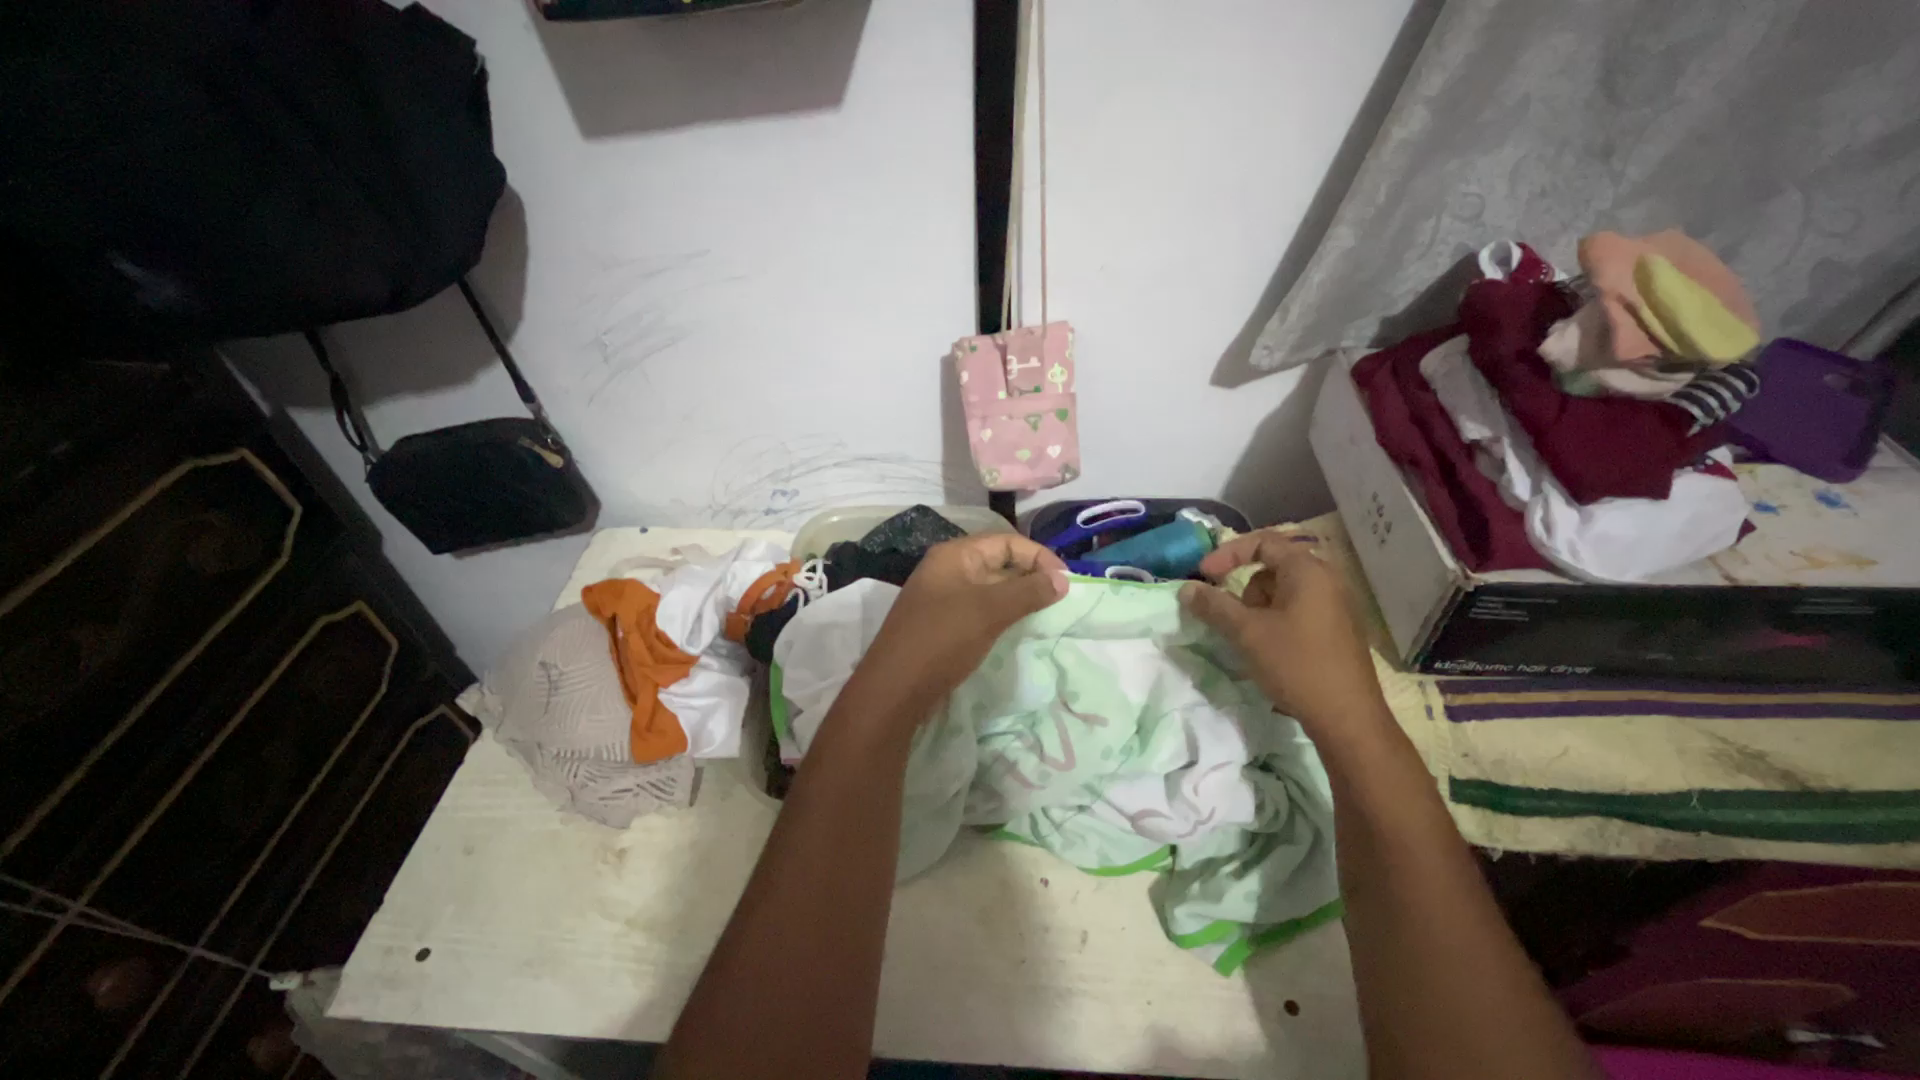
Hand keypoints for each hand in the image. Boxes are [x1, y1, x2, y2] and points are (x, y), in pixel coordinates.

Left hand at [855, 533, 1067, 707]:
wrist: (894, 689)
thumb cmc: (942, 640)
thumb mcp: (989, 611)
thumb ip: (1028, 591)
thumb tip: (1063, 580)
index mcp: (954, 555)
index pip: (1006, 541)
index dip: (1039, 556)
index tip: (1066, 582)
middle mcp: (947, 569)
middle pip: (999, 561)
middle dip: (1031, 575)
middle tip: (1060, 598)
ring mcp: (943, 597)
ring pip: (991, 587)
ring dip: (1018, 596)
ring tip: (1045, 613)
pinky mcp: (943, 623)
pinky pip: (980, 608)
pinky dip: (1002, 613)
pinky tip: (1018, 628)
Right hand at [1180, 532, 1384, 732]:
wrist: (1347, 717)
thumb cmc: (1296, 665)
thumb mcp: (1247, 633)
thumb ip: (1214, 606)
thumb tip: (1186, 588)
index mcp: (1308, 571)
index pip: (1263, 542)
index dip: (1228, 554)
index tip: (1204, 576)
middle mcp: (1327, 580)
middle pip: (1274, 567)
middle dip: (1245, 588)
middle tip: (1233, 617)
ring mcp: (1337, 606)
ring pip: (1285, 591)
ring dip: (1260, 608)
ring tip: (1253, 640)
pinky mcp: (1339, 630)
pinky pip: (1300, 610)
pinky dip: (1278, 621)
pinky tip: (1273, 652)